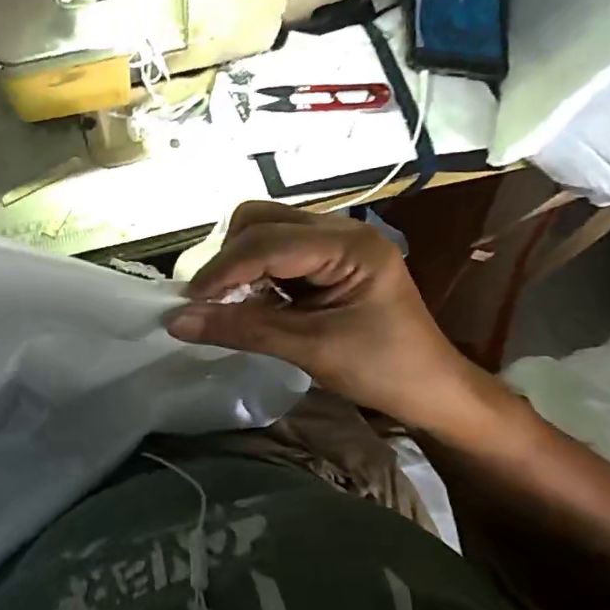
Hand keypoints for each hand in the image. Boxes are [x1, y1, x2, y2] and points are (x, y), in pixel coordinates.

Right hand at [164, 201, 478, 423]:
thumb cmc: (383, 370)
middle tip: (210, 300)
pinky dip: (253, 270)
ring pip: (264, 229)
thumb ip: (242, 329)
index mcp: (350, 246)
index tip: (188, 301)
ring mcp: (335, 240)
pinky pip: (275, 248)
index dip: (222, 269)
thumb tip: (177, 321)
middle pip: (261, 220)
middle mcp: (341, 230)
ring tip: (228, 301)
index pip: (268, 242)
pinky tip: (251, 299)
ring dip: (239, 261)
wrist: (433, 389)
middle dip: (229, 257)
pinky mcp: (327, 256)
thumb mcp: (310, 349)